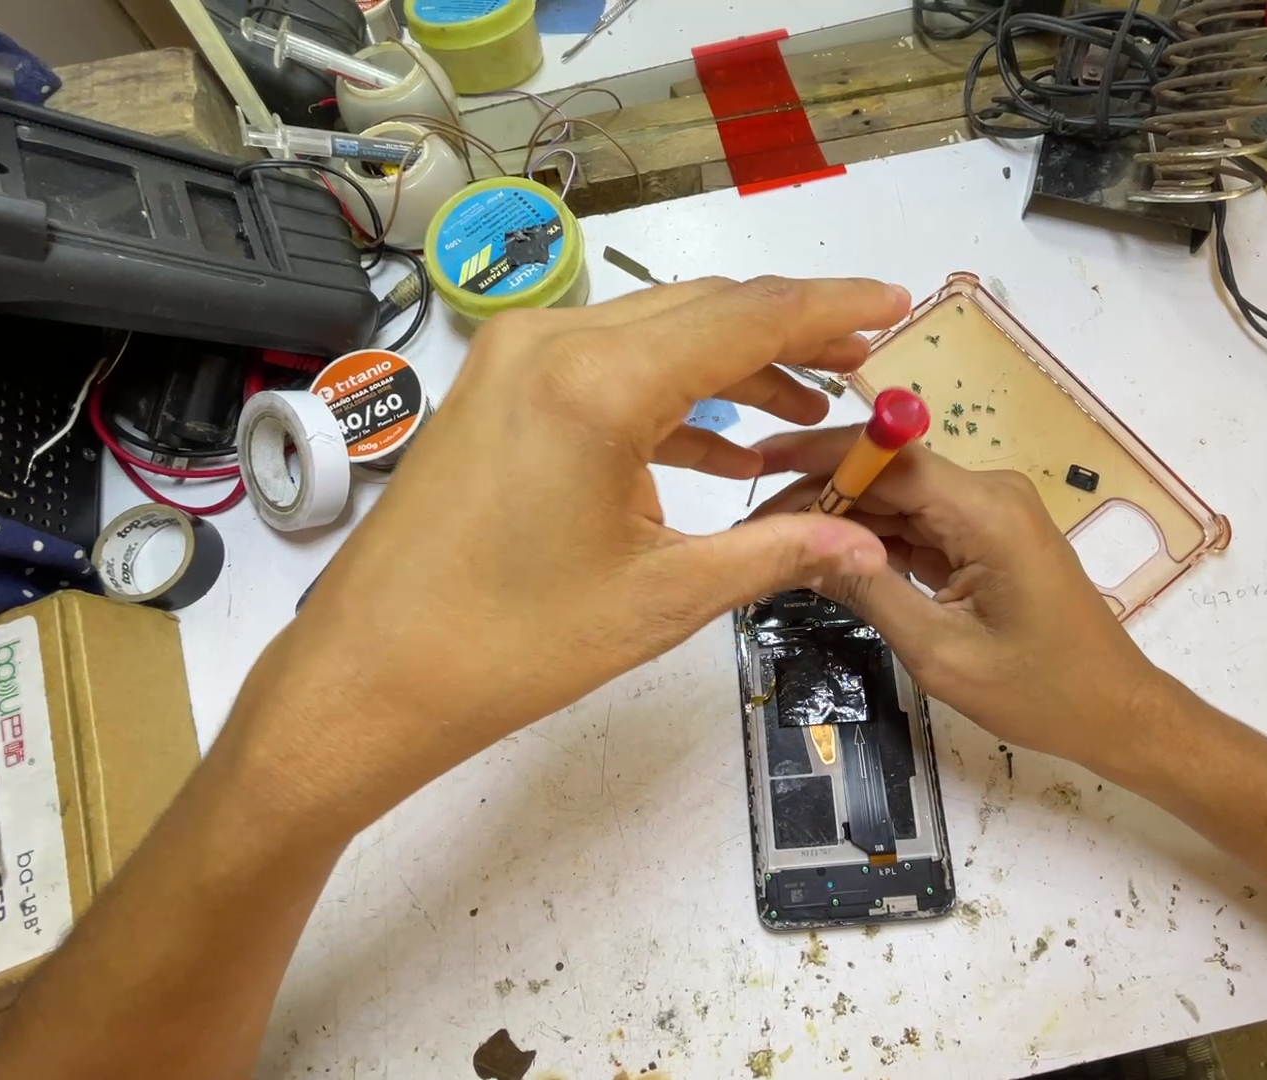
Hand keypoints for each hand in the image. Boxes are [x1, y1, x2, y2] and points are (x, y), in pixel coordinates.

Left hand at [224, 278, 910, 835]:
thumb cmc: (515, 644)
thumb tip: (866, 544)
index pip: (747, 318)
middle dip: (792, 335)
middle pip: (704, 312)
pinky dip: (675, 402)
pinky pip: (611, 372)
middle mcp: (555, 342)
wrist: (372, 674)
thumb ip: (774, 553)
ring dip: (735, 369)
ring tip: (807, 411)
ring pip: (658, 336)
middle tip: (861, 365)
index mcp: (599, 384)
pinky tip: (727, 449)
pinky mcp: (502, 389)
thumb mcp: (661, 598)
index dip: (832, 308)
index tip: (894, 303)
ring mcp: (518, 359)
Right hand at [751, 427, 1176, 772]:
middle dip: (818, 494)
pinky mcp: (981, 535)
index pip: (887, 458)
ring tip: (775, 543)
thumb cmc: (1037, 690)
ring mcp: (985, 513)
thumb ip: (867, 591)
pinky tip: (823, 555)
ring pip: (893, 500)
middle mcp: (986, 494)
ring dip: (837, 520)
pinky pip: (913, 526)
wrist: (1112, 711)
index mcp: (986, 510)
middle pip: (884, 474)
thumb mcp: (939, 651)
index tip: (760, 460)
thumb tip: (800, 550)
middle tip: (753, 525)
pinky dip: (869, 541)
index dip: (819, 454)